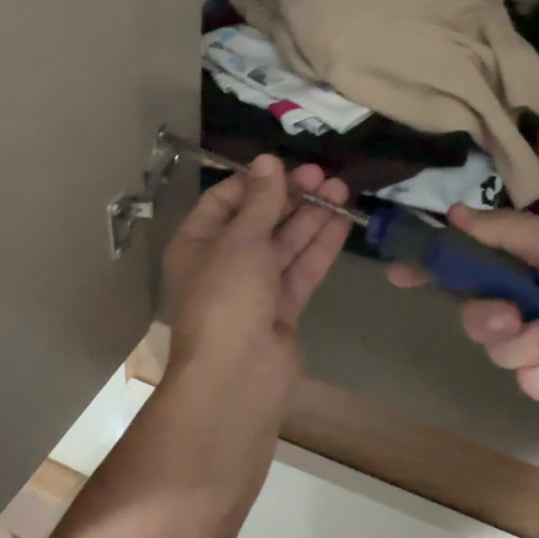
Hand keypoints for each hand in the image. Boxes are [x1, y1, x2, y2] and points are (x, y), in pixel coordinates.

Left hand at [163, 155, 351, 397]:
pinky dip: (319, 247)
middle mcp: (222, 262)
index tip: (287, 166)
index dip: (256, 182)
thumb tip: (268, 160)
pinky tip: (341, 222)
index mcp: (197, 242)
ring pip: (284, 244)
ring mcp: (254, 288)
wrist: (237, 377)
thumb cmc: (227, 297)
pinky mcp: (282, 310)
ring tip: (341, 189)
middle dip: (290, 197)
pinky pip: (301, 270)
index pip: (226, 200)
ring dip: (311, 217)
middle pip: (259, 220)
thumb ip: (261, 200)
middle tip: (323, 175)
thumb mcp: (241, 239)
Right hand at [387, 207, 538, 432]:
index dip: (435, 264)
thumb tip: (453, 213)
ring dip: (537, 342)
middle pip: (475, 309)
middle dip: (490, 315)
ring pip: (499, 348)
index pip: (473, 259)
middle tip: (512, 313)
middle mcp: (535, 298)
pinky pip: (531, 380)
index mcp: (537, 259)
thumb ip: (504, 231)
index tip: (399, 271)